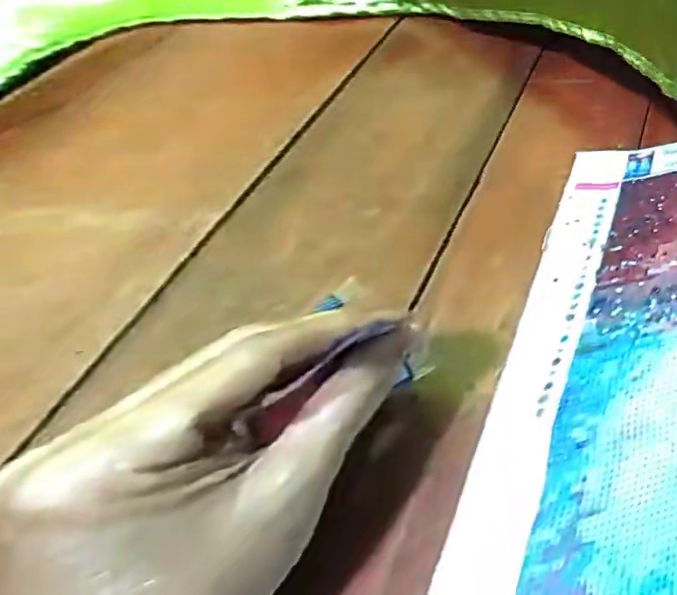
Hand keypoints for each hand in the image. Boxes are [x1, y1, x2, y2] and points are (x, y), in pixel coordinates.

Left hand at [0, 310, 411, 594]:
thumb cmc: (213, 588)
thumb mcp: (289, 495)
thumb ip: (344, 406)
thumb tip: (399, 340)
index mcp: (107, 452)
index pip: (247, 355)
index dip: (335, 327)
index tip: (402, 318)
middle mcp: (70, 441)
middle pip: (222, 362)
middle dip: (315, 342)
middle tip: (389, 332)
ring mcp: (66, 454)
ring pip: (206, 378)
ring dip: (289, 364)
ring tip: (356, 353)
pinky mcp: (78, 467)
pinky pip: (186, 406)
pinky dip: (253, 393)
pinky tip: (300, 386)